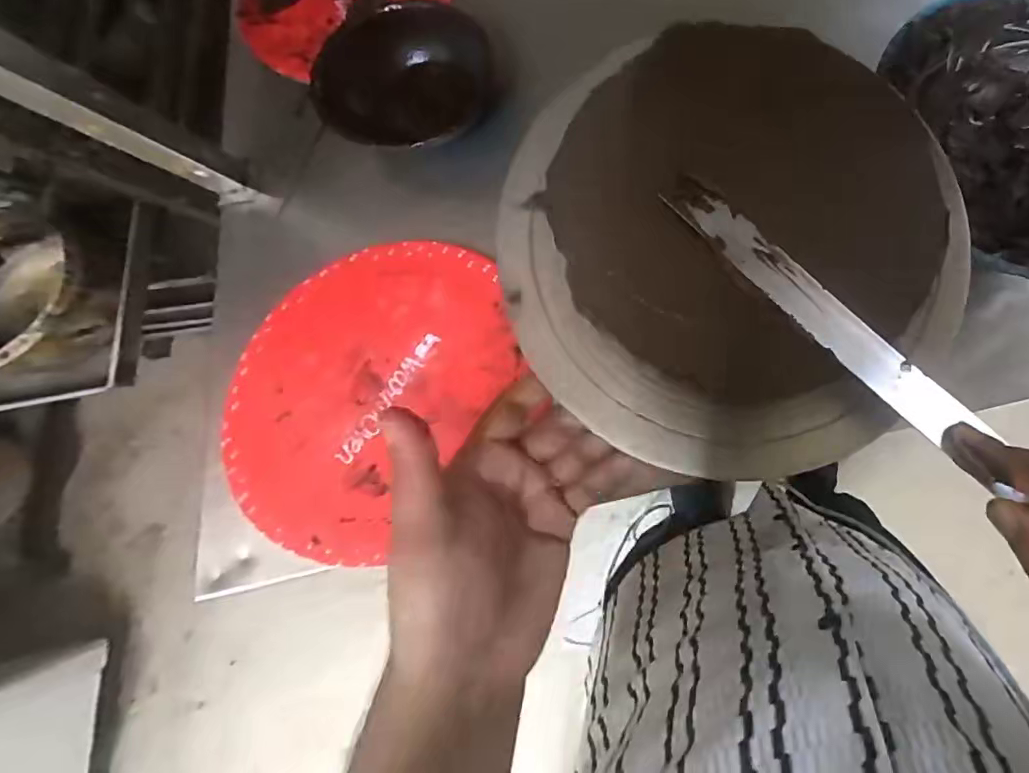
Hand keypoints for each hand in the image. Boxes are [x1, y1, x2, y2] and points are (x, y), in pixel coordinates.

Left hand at [382, 376, 690, 690]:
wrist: (470, 665)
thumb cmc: (435, 592)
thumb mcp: (421, 527)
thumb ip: (416, 467)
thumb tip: (389, 410)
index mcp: (476, 465)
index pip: (509, 414)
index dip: (535, 390)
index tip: (569, 363)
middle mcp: (510, 473)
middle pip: (550, 431)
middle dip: (577, 415)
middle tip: (615, 395)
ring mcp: (540, 497)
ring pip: (575, 455)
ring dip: (600, 437)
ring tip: (633, 417)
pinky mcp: (565, 522)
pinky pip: (591, 487)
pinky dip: (612, 469)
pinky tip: (638, 450)